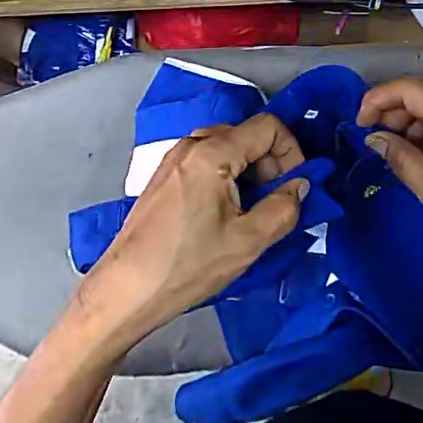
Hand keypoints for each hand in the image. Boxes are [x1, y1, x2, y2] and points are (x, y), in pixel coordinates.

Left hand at [73, 114, 308, 355]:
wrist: (122, 295)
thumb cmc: (187, 266)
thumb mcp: (249, 241)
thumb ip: (285, 207)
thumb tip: (300, 185)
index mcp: (212, 154)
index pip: (268, 127)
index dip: (292, 151)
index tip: (294, 184)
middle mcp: (191, 145)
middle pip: (248, 134)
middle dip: (271, 161)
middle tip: (275, 199)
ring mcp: (173, 159)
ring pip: (228, 146)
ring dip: (250, 169)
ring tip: (252, 207)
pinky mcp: (163, 176)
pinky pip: (208, 159)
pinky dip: (227, 174)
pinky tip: (224, 211)